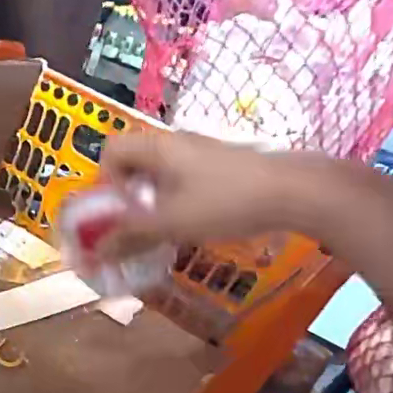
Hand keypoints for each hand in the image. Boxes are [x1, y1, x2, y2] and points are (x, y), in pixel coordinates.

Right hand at [94, 128, 348, 256]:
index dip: (105, 181)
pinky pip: (181, 177)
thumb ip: (130, 235)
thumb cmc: (226, 201)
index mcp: (157, 147)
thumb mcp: (172, 223)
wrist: (296, 191)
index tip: (118, 210)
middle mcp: (175, 142)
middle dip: (126, 195)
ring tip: (162, 228)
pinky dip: (174, 198)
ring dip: (150, 200)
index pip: (111, 150)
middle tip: (135, 223)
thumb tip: (96, 251)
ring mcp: (200, 151)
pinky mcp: (220, 164)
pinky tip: (191, 221)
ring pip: (158, 172)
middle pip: (133, 162)